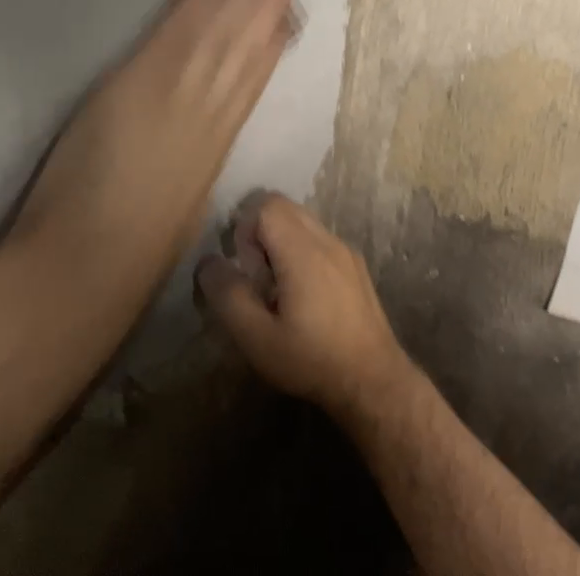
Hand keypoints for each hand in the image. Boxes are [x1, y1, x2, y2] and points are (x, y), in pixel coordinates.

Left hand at [15, 0, 295, 254]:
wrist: (98, 255)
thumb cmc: (139, 234)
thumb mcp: (187, 183)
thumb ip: (202, 141)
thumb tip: (220, 113)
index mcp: (222, 128)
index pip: (256, 70)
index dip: (273, 32)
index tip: (287, 1)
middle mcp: (214, 103)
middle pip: (248, 42)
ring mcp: (184, 89)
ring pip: (226, 29)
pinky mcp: (146, 80)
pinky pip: (186, 28)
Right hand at [196, 192, 415, 417]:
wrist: (369, 374)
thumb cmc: (309, 357)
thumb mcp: (254, 335)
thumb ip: (228, 294)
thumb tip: (210, 261)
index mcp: (306, 251)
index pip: (269, 206)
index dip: (244, 229)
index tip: (242, 268)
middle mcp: (330, 242)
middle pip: (288, 209)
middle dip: (259, 234)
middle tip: (254, 279)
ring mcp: (347, 252)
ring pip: (305, 224)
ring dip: (279, 245)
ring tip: (273, 291)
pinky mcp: (355, 267)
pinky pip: (320, 242)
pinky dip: (300, 254)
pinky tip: (298, 297)